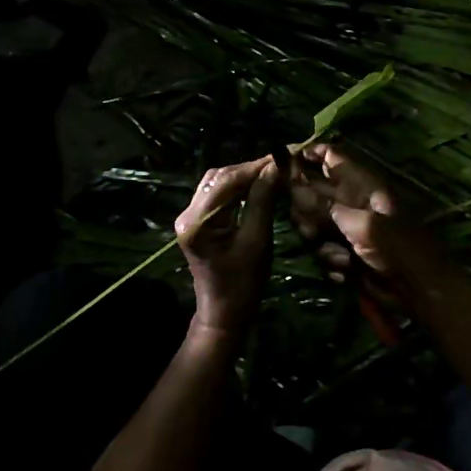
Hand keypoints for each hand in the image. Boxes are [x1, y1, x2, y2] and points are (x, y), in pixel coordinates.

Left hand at [174, 156, 281, 335]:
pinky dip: (236, 188)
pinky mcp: (197, 221)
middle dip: (249, 169)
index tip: (282, 158)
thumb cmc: (243, 283)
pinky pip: (216, 195)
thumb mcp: (257, 241)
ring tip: (271, 175)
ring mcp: (189, 217)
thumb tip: (275, 168)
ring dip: (243, 177)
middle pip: (218, 178)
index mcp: (197, 221)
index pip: (226, 181)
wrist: (224, 313)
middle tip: (279, 166)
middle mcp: (187, 214)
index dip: (255, 167)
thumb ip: (263, 201)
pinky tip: (257, 187)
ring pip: (216, 183)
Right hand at [289, 144, 447, 299]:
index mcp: (361, 185)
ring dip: (322, 244)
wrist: (417, 289)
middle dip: (307, 212)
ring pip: (312, 226)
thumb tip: (296, 187)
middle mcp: (350, 201)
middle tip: (315, 228)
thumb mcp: (362, 223)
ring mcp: (346, 228)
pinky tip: (347, 272)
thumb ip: (326, 205)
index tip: (283, 164)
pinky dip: (332, 263)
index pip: (330, 157)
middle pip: (312, 193)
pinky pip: (322, 251)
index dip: (307, 155)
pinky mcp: (344, 252)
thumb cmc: (396, 247)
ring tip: (342, 257)